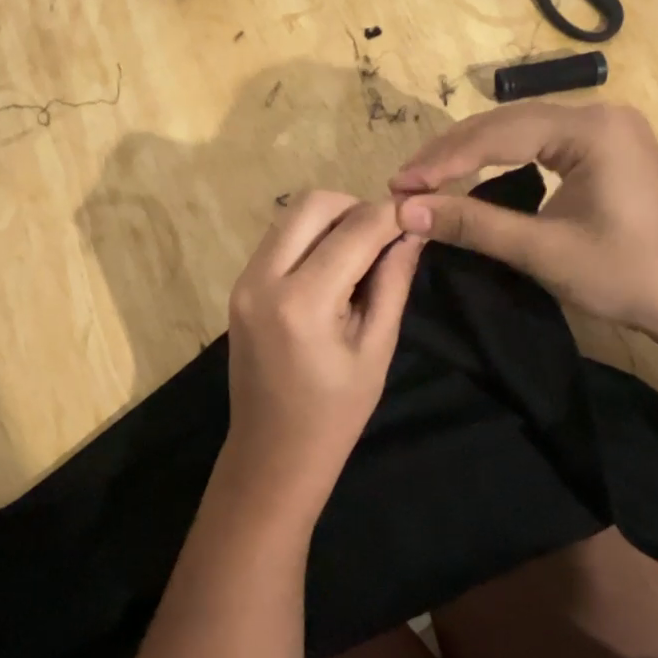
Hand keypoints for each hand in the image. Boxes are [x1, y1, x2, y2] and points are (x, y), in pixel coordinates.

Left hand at [225, 192, 424, 492]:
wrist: (272, 454)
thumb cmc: (336, 413)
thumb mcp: (376, 347)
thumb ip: (393, 281)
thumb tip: (413, 230)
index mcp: (302, 302)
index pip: (355, 229)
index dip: (392, 215)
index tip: (419, 217)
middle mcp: (263, 279)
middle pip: (311, 203)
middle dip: (354, 207)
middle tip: (384, 237)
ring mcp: (243, 281)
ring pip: (289, 216)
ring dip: (330, 220)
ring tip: (361, 253)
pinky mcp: (238, 288)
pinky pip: (277, 240)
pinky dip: (308, 238)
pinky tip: (333, 268)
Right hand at [389, 102, 657, 343]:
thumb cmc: (629, 276)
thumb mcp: (544, 251)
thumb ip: (474, 225)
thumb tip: (404, 210)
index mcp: (591, 128)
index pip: (497, 133)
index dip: (442, 160)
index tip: (398, 186)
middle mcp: (600, 115)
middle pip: (508, 123)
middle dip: (453, 153)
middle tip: (405, 183)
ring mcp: (610, 131)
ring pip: (524, 132)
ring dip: (475, 155)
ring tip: (430, 180)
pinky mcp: (612, 152)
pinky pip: (544, 145)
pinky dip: (505, 162)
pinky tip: (478, 177)